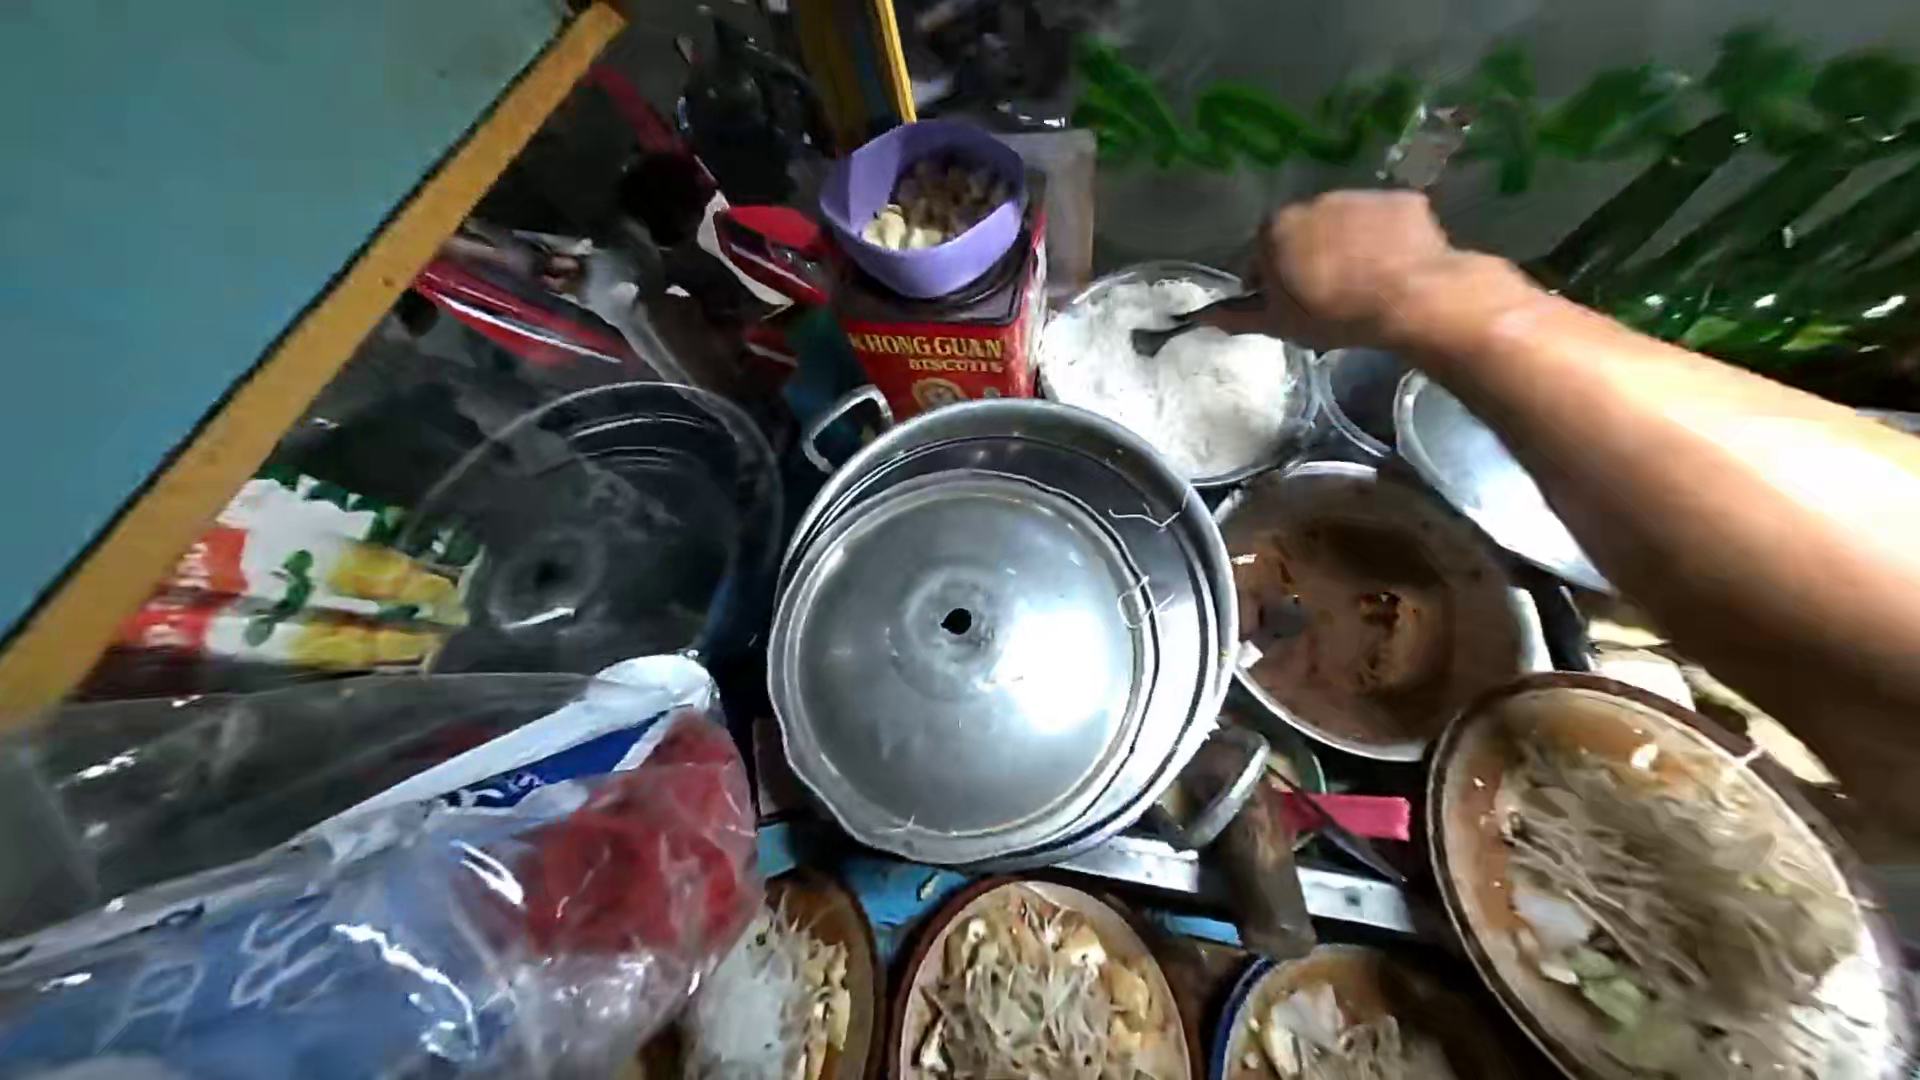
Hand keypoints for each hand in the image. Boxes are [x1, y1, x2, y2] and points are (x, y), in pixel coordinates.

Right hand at [1204, 191, 1468, 350]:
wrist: (1410, 298)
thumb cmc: (1330, 314)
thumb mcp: (1275, 323)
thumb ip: (1235, 316)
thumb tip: (1200, 317)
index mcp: (1276, 230)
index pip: (1259, 255)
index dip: (1267, 282)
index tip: (1283, 303)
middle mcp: (1314, 202)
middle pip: (1299, 234)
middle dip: (1303, 258)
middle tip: (1320, 295)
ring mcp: (1361, 197)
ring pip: (1340, 226)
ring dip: (1340, 248)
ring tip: (1355, 284)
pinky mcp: (1401, 200)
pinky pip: (1379, 222)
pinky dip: (1378, 241)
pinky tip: (1385, 269)